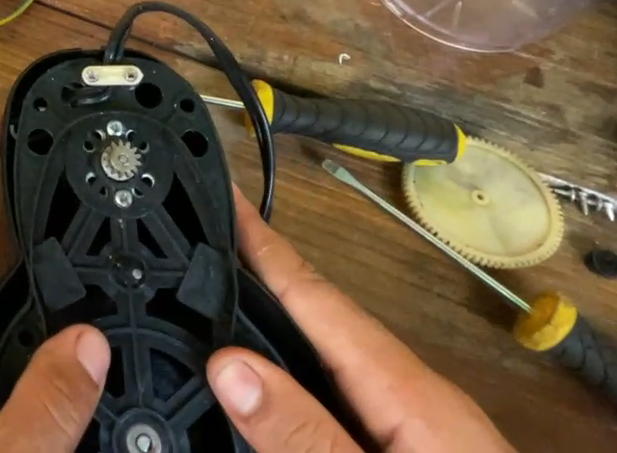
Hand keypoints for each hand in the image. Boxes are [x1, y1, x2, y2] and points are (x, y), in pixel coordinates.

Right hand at [207, 192, 514, 451]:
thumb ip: (308, 438)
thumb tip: (227, 362)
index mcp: (412, 394)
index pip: (317, 294)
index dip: (260, 241)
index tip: (218, 190)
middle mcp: (415, 397)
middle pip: (321, 315)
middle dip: (260, 268)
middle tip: (199, 232)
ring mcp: (417, 426)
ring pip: (329, 353)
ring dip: (275, 315)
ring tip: (219, 286)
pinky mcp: (414, 449)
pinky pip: (340, 388)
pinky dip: (297, 364)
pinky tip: (270, 372)